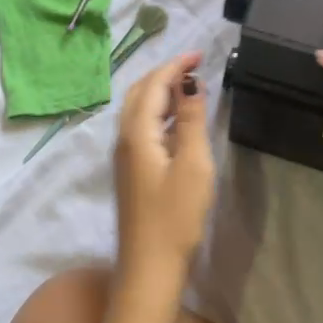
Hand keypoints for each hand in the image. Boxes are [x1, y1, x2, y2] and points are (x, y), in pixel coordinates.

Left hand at [113, 52, 215, 280]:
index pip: (153, 85)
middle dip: (164, 74)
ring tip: (190, 88)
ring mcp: (124, 157)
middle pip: (139, 92)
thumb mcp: (193, 165)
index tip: (199, 53)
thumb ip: (192, 121)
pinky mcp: (130, 172)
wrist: (149, 269)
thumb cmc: (175, 217)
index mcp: (136, 132)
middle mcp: (123, 139)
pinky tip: (179, 123)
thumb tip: (191, 83)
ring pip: (137, 110)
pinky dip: (159, 113)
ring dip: (160, 93)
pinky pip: (141, 128)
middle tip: (194, 66)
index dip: (175, 65)